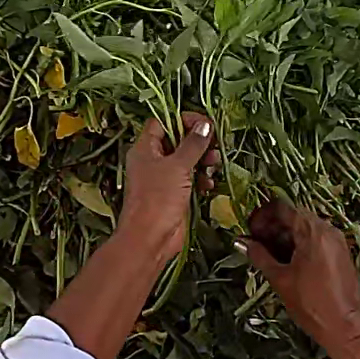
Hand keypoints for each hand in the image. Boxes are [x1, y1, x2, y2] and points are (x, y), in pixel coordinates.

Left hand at [116, 113, 217, 264]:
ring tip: (214, 164)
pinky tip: (208, 185)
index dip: (183, 120)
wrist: (150, 238)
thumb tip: (205, 125)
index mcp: (145, 148)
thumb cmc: (158, 198)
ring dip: (202, 160)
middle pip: (177, 140)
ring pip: (185, 160)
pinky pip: (189, 178)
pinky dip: (200, 178)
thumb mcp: (178, 166)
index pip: (163, 122)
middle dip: (197, 141)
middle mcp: (152, 160)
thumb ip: (193, 144)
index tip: (204, 124)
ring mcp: (162, 178)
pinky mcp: (173, 194)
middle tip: (214, 145)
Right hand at [238, 201, 359, 354]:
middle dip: (272, 227)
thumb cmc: (310, 303)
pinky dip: (299, 244)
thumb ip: (259, 256)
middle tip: (255, 244)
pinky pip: (316, 239)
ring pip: (305, 228)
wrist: (345, 327)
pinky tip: (286, 261)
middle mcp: (327, 229)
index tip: (250, 231)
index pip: (282, 208)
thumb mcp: (280, 278)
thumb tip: (241, 242)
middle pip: (294, 216)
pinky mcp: (340, 253)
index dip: (262, 216)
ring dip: (284, 236)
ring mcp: (336, 240)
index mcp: (312, 230)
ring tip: (268, 255)